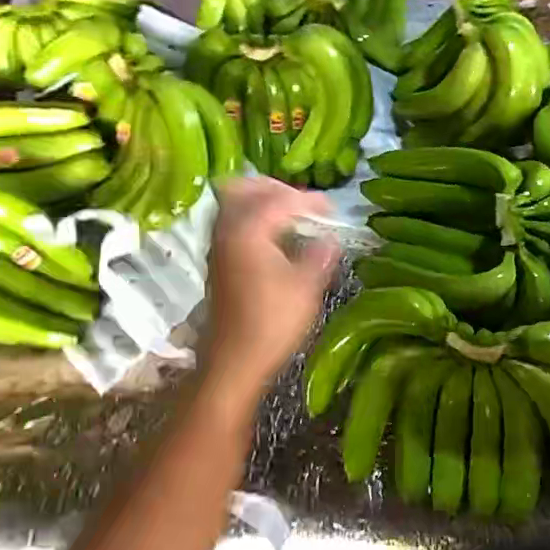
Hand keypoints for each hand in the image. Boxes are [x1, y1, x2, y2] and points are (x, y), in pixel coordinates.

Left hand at [201, 177, 338, 392]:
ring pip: (234, 205)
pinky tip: (279, 239)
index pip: (279, 200)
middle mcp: (226, 231)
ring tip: (293, 217)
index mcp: (248, 232)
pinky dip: (255, 219)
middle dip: (276, 190)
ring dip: (263, 203)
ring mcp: (218, 246)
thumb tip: (329, 239)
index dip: (308, 200)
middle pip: (244, 189)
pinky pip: (233, 223)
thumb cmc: (273, 323)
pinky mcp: (219, 262)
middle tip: (305, 204)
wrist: (235, 360)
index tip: (332, 207)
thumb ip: (319, 255)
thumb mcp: (307, 287)